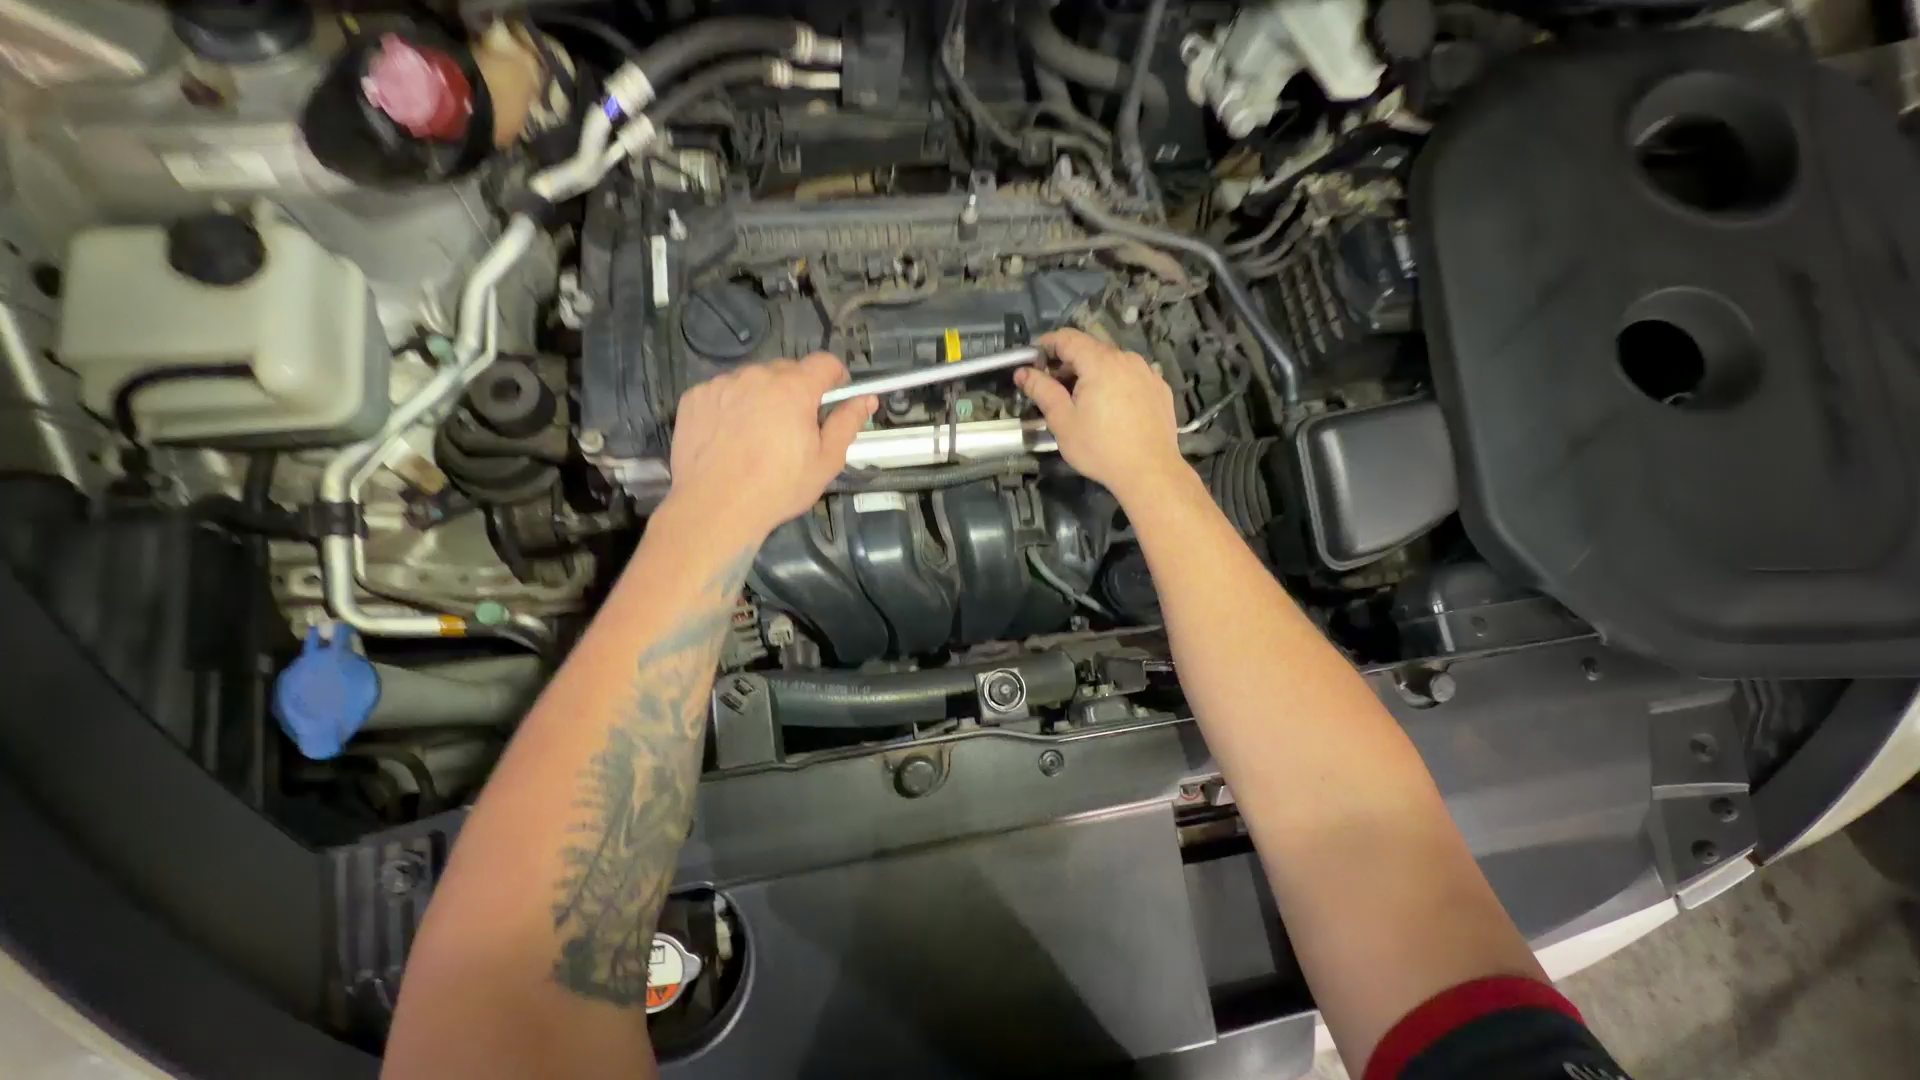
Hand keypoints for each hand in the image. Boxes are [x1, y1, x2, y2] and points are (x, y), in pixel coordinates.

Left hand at [667, 353, 876, 541]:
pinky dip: (732, 406)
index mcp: (793, 389)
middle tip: (795, 427)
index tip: (834, 396)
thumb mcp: (825, 462)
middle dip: (796, 391)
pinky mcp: (695, 398)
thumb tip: (867, 400)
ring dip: (762, 397)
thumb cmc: (777, 488)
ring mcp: (722, 385)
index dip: (835, 377)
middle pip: (786, 370)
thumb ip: (847, 424)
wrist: (714, 508)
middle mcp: (756, 376)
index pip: (824, 362)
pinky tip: (730, 437)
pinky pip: (723, 392)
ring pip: (753, 381)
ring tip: (758, 435)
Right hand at [1017, 329, 1186, 499]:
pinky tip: (1111, 409)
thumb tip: (1023, 372)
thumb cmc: (1101, 448)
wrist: (1150, 472)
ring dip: (1093, 373)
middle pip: (1091, 349)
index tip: (1033, 359)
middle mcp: (1127, 359)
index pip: (1068, 338)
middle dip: (1068, 362)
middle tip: (1053, 386)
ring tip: (1082, 400)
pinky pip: (1131, 376)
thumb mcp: (1062, 421)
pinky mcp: (1160, 389)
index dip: (1046, 344)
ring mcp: (1148, 373)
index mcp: (1100, 362)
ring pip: (1113, 362)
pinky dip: (1115, 383)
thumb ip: (1041, 390)